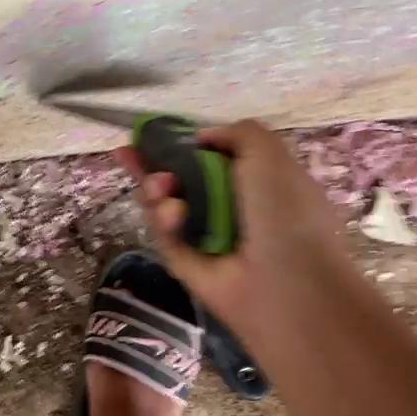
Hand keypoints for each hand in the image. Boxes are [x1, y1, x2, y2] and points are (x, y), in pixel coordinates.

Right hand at [119, 119, 359, 323]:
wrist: (286, 283)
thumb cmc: (285, 213)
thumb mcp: (271, 156)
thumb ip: (238, 133)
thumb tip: (202, 139)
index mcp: (256, 182)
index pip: (209, 157)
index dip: (181, 144)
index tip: (151, 135)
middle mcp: (229, 206)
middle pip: (177, 177)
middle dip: (152, 163)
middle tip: (130, 155)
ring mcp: (204, 234)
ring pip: (164, 201)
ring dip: (156, 188)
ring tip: (162, 189)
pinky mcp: (184, 259)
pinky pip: (163, 232)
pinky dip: (163, 219)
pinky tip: (174, 216)